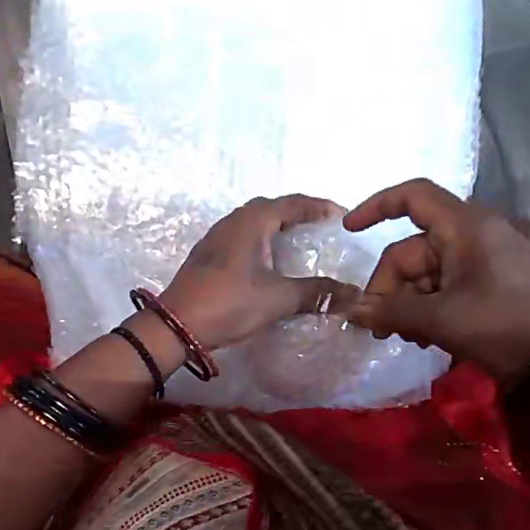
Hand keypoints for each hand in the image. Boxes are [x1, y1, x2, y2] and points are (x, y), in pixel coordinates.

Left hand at [160, 194, 350, 349]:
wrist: (176, 327)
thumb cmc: (229, 304)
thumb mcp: (279, 298)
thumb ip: (317, 293)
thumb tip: (353, 295)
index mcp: (252, 220)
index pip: (294, 203)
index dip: (319, 208)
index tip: (341, 216)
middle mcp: (232, 221)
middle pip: (271, 210)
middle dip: (297, 216)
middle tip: (320, 229)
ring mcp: (215, 239)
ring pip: (252, 226)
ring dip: (276, 231)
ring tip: (297, 246)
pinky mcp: (206, 259)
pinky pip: (240, 242)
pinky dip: (259, 247)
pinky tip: (267, 266)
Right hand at [342, 178, 529, 377]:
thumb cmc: (503, 321)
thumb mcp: (441, 318)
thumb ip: (392, 312)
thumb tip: (352, 312)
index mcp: (462, 228)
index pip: (413, 197)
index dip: (377, 207)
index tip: (349, 231)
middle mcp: (466, 238)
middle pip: (408, 252)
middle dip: (389, 289)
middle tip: (381, 329)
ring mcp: (474, 264)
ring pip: (420, 278)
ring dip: (405, 307)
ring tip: (407, 338)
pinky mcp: (479, 288)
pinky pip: (437, 292)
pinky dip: (423, 312)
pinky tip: (423, 339)